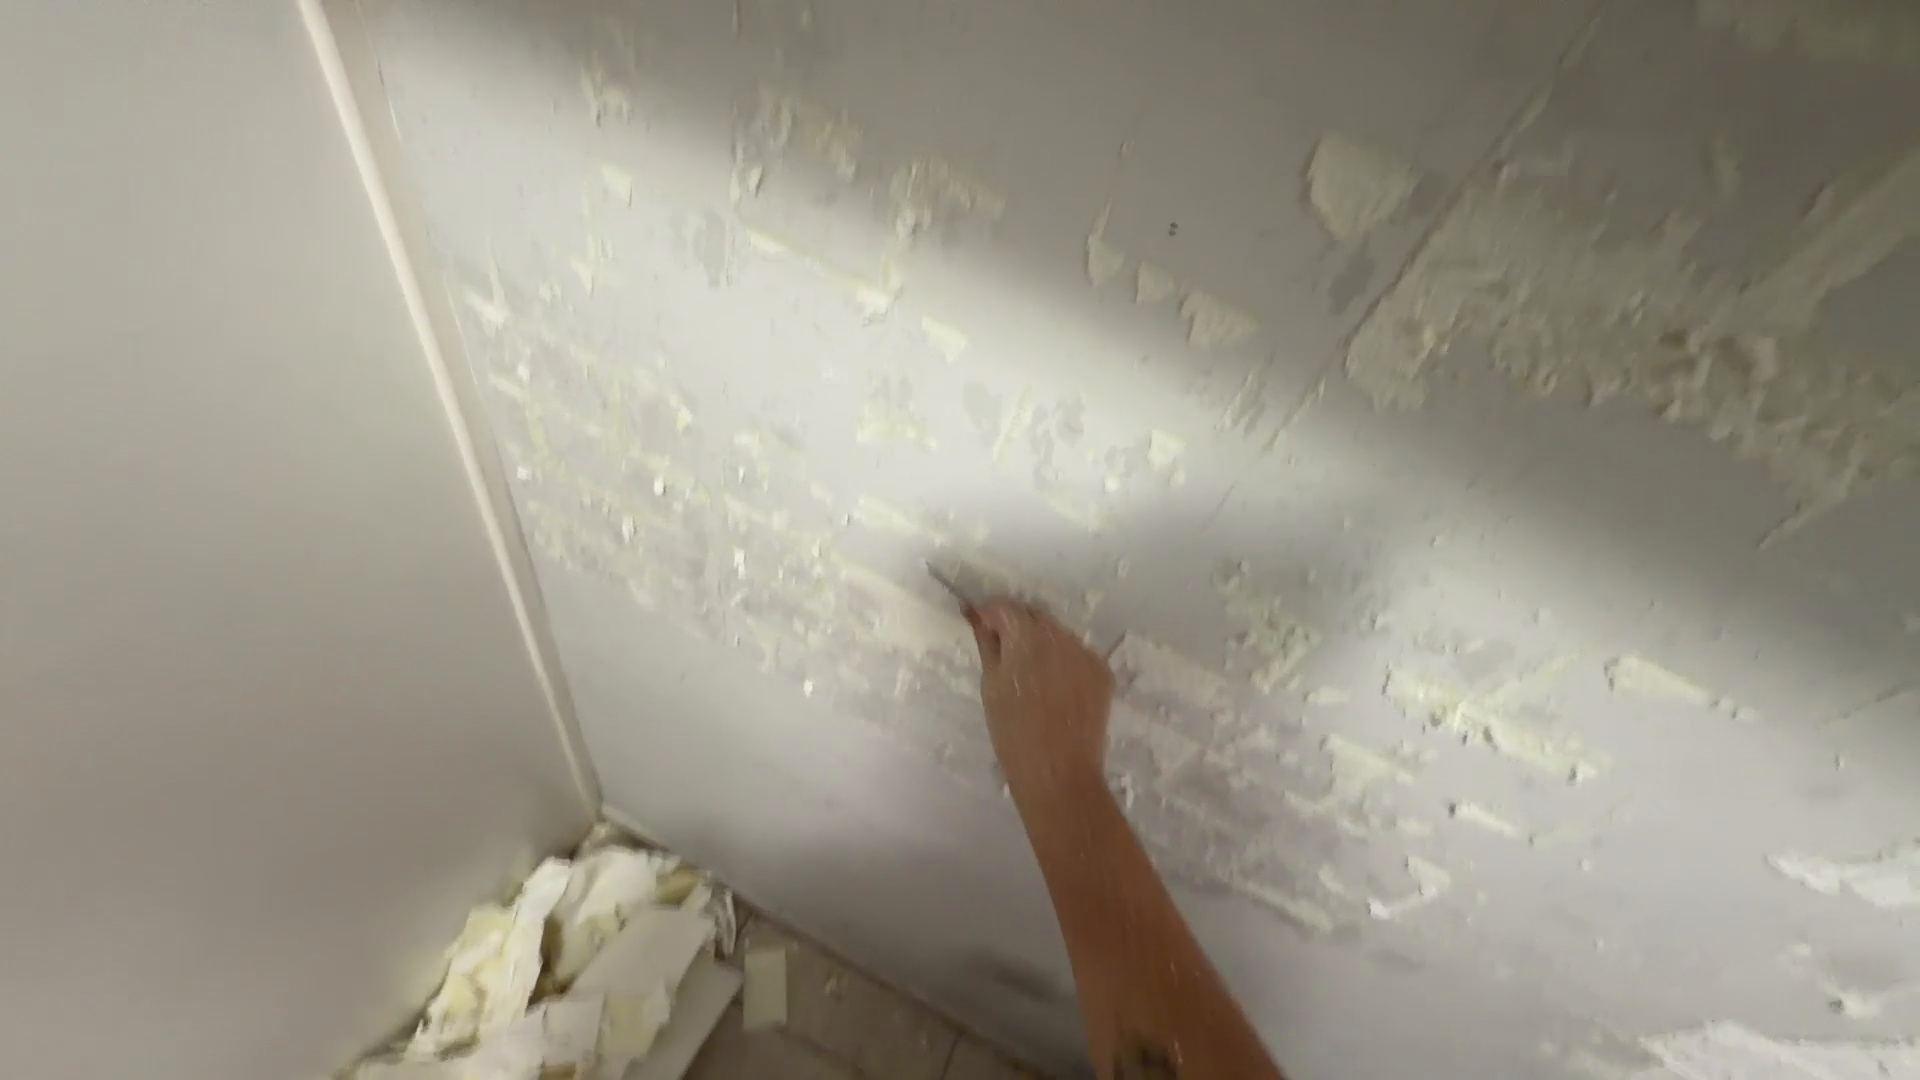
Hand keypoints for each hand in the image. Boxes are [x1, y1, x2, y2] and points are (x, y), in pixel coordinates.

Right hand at [965, 598, 1114, 789]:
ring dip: (1041, 640)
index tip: (979, 623)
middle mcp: (1060, 638)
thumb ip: (988, 645)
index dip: (990, 611)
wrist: (1058, 772)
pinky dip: (1063, 660)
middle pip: (1034, 616)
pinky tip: (1053, 685)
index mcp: (1027, 639)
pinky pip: (1077, 653)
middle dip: (1016, 623)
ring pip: (1058, 633)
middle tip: (1002, 647)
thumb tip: (979, 619)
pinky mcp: (1102, 671)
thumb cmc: (1013, 734)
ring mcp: (1086, 654)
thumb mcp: (991, 687)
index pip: (1006, 607)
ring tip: (1029, 670)